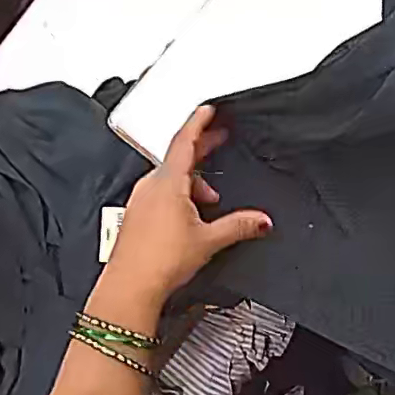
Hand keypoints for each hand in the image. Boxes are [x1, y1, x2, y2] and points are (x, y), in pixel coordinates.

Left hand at [102, 106, 271, 304]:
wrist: (131, 286)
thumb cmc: (160, 260)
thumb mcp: (209, 240)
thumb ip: (239, 225)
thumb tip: (263, 220)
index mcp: (168, 183)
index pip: (185, 141)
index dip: (199, 122)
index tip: (208, 109)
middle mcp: (150, 186)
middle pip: (179, 158)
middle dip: (201, 150)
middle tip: (218, 140)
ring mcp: (141, 200)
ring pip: (171, 179)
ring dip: (193, 184)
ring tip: (211, 201)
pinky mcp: (137, 216)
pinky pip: (161, 194)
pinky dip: (179, 197)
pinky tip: (191, 217)